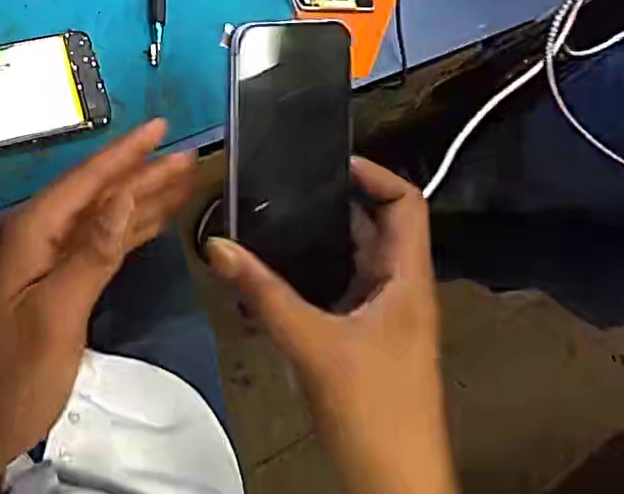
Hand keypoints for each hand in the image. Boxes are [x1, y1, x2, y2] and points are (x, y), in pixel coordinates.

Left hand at [0, 120, 193, 491]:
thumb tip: (124, 196)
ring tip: (183, 177)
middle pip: (101, 192)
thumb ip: (93, 252)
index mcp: (34, 230)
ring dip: (144, 196)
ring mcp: (53, 254)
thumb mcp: (56, 313)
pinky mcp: (64, 277)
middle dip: (144, 171)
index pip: (88, 180)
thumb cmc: (14, 373)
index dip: (127, 152)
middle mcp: (43, 232)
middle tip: (186, 154)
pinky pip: (105, 242)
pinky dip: (134, 228)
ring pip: (107, 214)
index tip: (160, 127)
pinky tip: (159, 217)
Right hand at [206, 158, 455, 493]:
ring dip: (315, 241)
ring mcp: (384, 315)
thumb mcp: (312, 345)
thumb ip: (262, 292)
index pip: (407, 204)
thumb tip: (216, 245)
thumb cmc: (373, 411)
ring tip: (268, 222)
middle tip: (280, 188)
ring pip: (352, 258)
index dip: (375, 173)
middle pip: (374, 226)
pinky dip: (309, 275)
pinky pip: (338, 287)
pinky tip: (270, 278)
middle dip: (329, 203)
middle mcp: (400, 289)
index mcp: (407, 280)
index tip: (328, 162)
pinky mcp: (366, 337)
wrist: (396, 490)